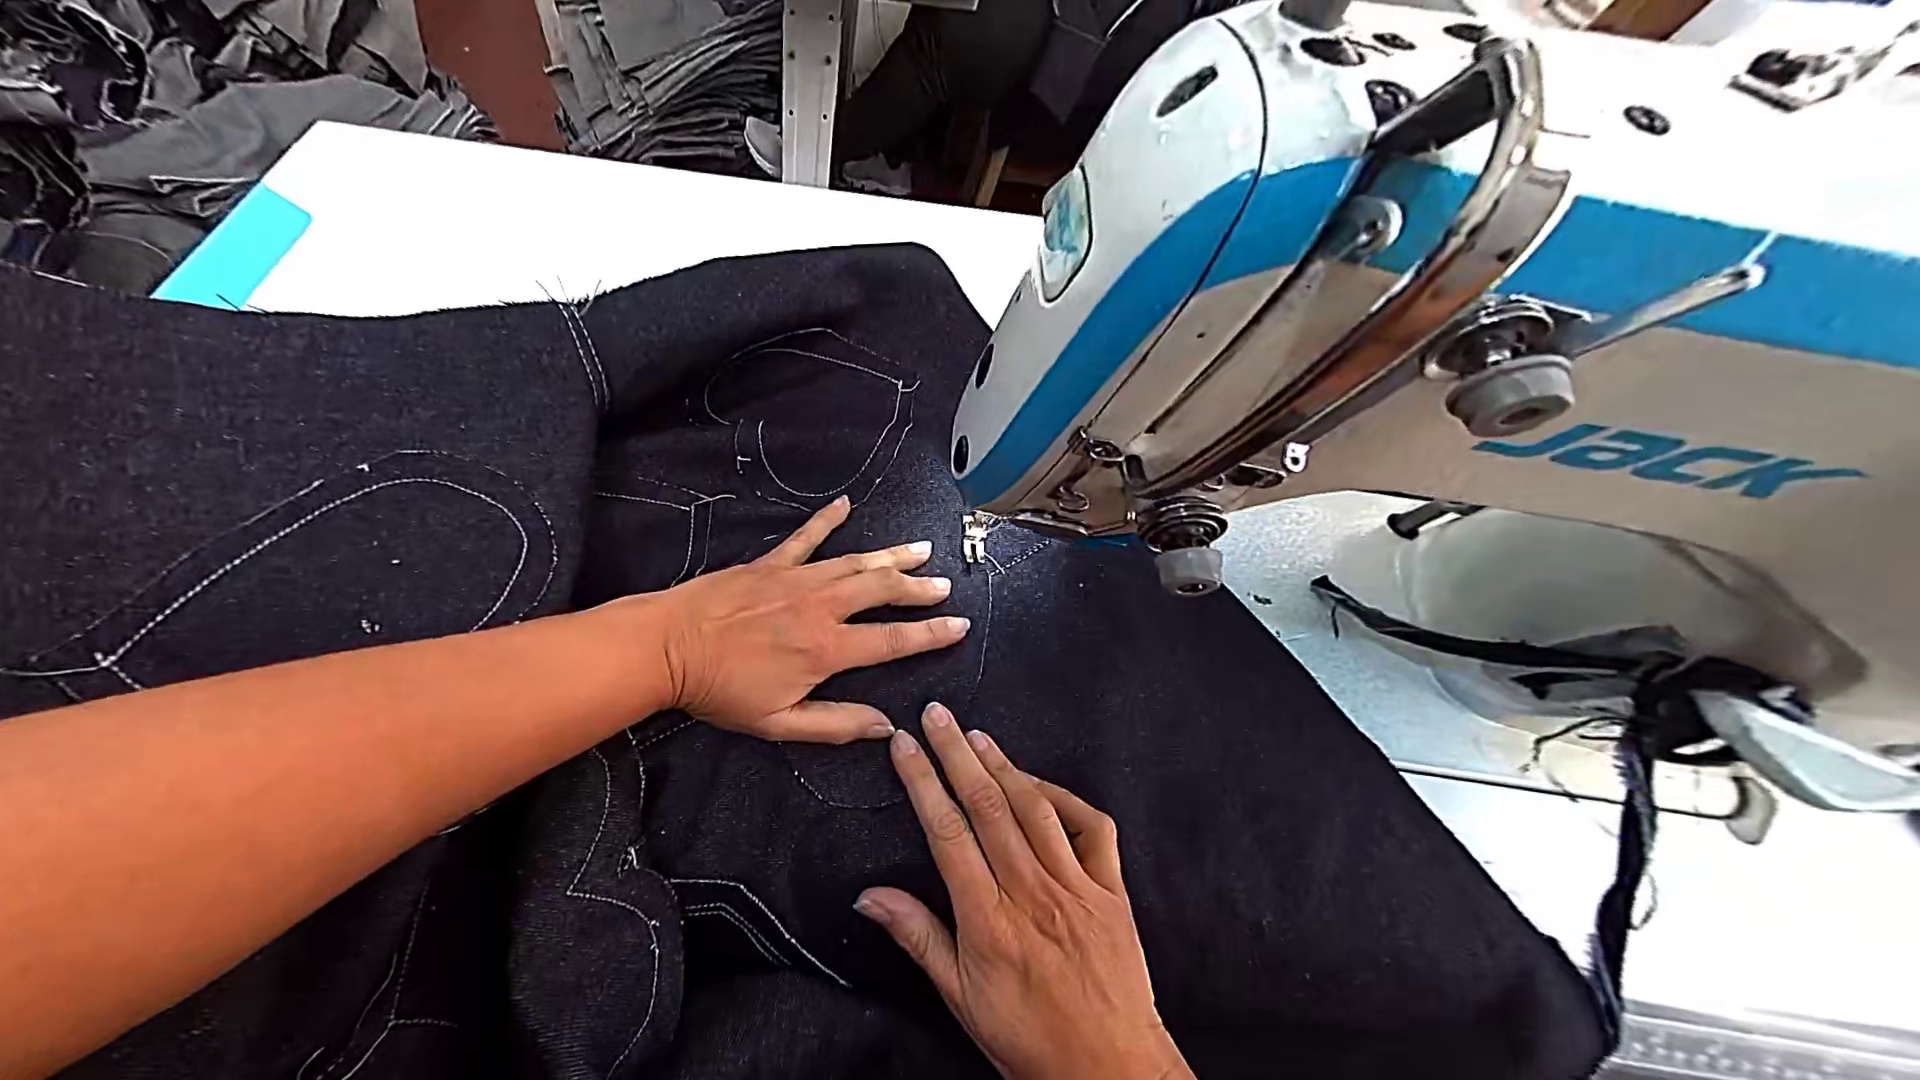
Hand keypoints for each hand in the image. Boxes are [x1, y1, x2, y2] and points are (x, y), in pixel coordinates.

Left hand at [624, 496, 969, 742]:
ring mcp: (799, 578)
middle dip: (919, 588)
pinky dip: (828, 519)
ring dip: (893, 556)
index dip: (932, 634)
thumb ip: (836, 724)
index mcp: (827, 648)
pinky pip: (808, 536)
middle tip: (945, 586)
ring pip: (858, 561)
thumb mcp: (778, 722)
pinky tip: (845, 504)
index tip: (959, 626)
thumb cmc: (720, 690)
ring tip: (922, 550)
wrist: (665, 647)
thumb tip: (885, 726)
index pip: (894, 639)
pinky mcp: (773, 563)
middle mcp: (822, 607)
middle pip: (884, 590)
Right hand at [856, 703, 1193, 1079]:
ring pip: (1033, 807)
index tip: (905, 746)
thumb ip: (916, 938)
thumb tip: (868, 897)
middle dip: (956, 752)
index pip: (946, 832)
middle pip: (986, 804)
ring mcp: (1074, 885)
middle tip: (936, 714)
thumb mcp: (960, 1000)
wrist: (1112, 1070)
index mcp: (988, 920)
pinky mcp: (1110, 888)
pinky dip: (1065, 797)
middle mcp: (1030, 892)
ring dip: (1002, 764)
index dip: (922, 781)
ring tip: (976, 734)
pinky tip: (1040, 782)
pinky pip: (1092, 827)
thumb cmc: (1030, 1038)